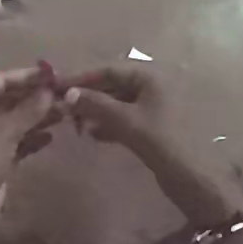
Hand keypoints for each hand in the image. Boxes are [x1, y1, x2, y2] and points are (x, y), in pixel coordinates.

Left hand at [0, 66, 58, 210]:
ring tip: (65, 113)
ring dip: (37, 117)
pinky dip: (31, 138)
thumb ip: (29, 109)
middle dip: (35, 97)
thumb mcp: (4, 131)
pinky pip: (15, 141)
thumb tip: (50, 90)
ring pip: (14, 121)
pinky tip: (51, 136)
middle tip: (64, 95)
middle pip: (7, 100)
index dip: (26, 76)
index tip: (54, 74)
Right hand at [58, 66, 175, 161]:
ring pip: (115, 102)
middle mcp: (150, 85)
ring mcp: (150, 105)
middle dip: (87, 96)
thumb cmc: (159, 140)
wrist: (186, 174)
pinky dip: (107, 124)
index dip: (81, 77)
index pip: (108, 69)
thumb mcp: (124, 120)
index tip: (56, 85)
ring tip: (74, 122)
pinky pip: (122, 118)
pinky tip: (92, 134)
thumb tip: (68, 94)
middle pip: (111, 85)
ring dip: (95, 111)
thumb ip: (95, 104)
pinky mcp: (149, 125)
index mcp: (149, 76)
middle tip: (61, 106)